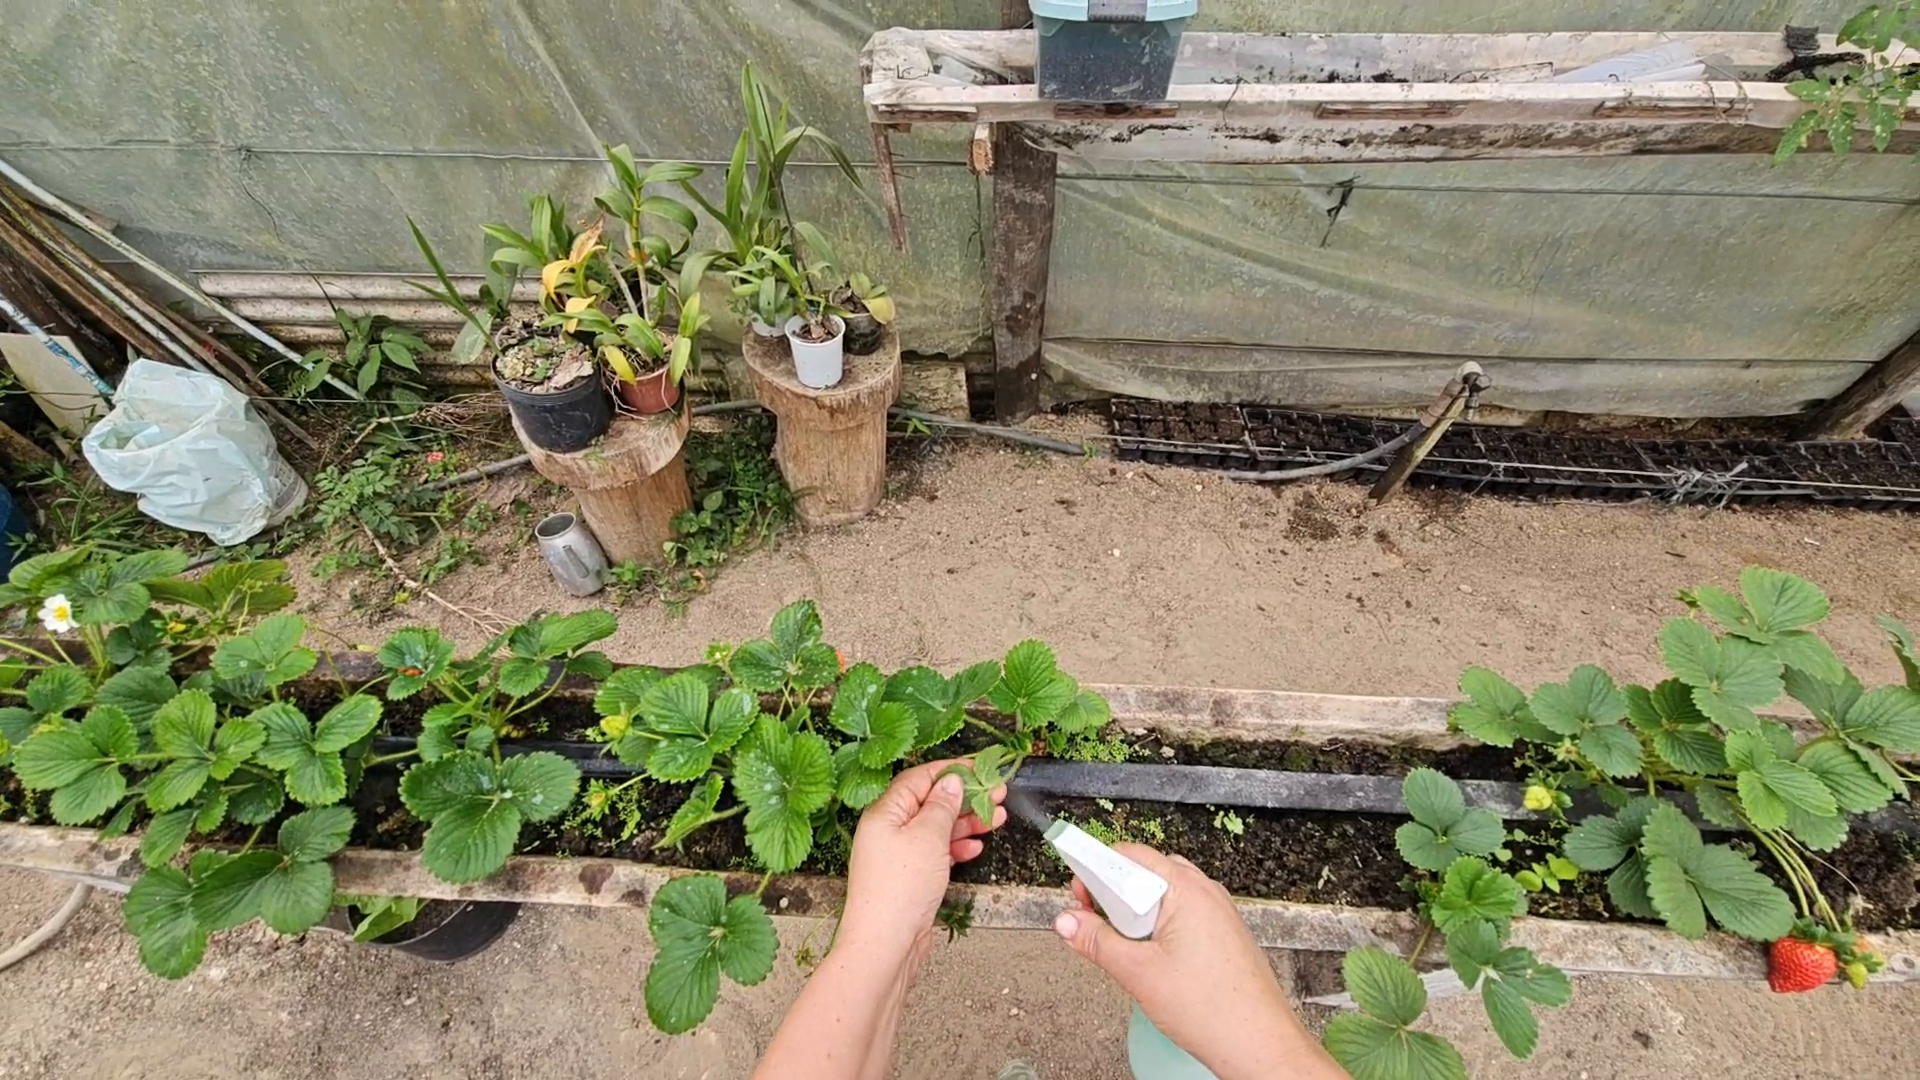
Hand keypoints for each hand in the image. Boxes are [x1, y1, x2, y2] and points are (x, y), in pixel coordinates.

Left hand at [839, 759, 1006, 961]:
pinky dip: (956, 847)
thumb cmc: (899, 890)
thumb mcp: (928, 837)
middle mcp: (889, 829)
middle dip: (965, 798)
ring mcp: (898, 854)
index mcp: (885, 811)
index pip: (920, 778)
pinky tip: (975, 847)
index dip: (952, 771)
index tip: (981, 769)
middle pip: (931, 802)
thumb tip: (951, 781)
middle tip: (997, 794)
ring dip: (966, 822)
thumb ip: (942, 805)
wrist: (884, 948)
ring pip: (937, 828)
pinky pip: (936, 852)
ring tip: (996, 819)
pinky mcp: (909, 877)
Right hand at [1053, 844, 1348, 1079]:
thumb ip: (1096, 941)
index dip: (1097, 870)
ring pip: (1163, 894)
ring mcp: (1218, 911)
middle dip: (1114, 892)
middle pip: (1146, 872)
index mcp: (1185, 888)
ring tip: (1122, 941)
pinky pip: (1182, 911)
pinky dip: (1159, 923)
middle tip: (1093, 919)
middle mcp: (1205, 890)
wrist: (1263, 1051)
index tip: (1077, 892)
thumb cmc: (1213, 1012)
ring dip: (1136, 910)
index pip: (1130, 856)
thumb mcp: (1138, 973)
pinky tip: (1151, 954)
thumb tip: (1066, 921)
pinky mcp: (1224, 932)